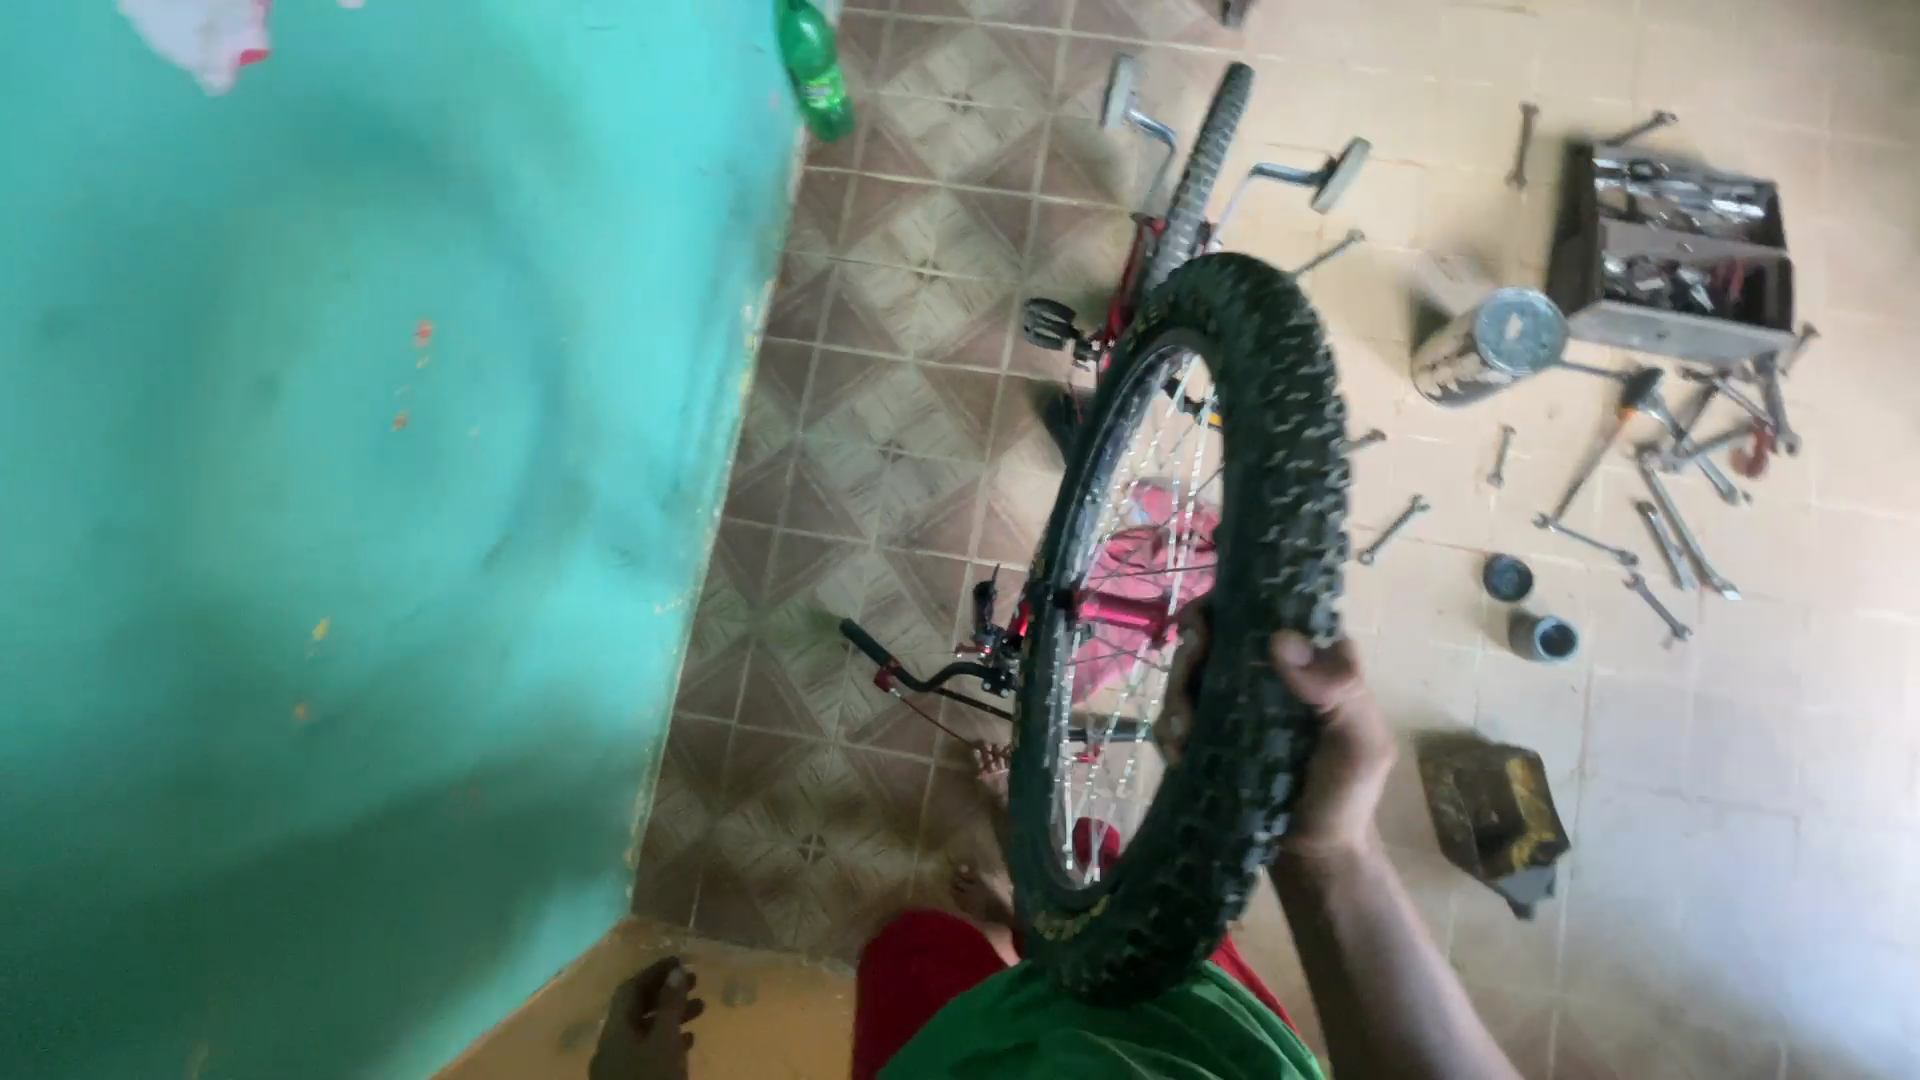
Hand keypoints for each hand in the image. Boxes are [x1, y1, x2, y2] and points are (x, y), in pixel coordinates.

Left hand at [590, 957, 704, 1079]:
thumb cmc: (651, 1079)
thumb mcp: (665, 1040)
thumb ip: (670, 1004)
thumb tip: (675, 970)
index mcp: (615, 1030)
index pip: (630, 989)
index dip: (654, 971)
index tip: (681, 960)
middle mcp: (612, 1045)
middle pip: (637, 1008)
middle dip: (666, 992)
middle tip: (695, 981)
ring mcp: (618, 1067)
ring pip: (645, 1030)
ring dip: (671, 1014)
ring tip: (701, 1008)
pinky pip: (648, 1050)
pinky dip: (669, 1038)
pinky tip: (689, 1040)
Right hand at [1154, 605, 1393, 860]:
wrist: (1311, 858)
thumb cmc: (1345, 796)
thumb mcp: (1360, 743)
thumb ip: (1337, 689)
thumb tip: (1279, 640)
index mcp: (1308, 659)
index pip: (1266, 608)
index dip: (1227, 605)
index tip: (1202, 626)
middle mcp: (1264, 670)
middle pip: (1212, 635)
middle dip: (1190, 654)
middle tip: (1187, 683)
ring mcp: (1231, 701)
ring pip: (1186, 671)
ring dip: (1176, 695)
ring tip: (1185, 733)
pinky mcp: (1206, 732)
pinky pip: (1174, 714)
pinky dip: (1170, 728)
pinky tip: (1180, 753)